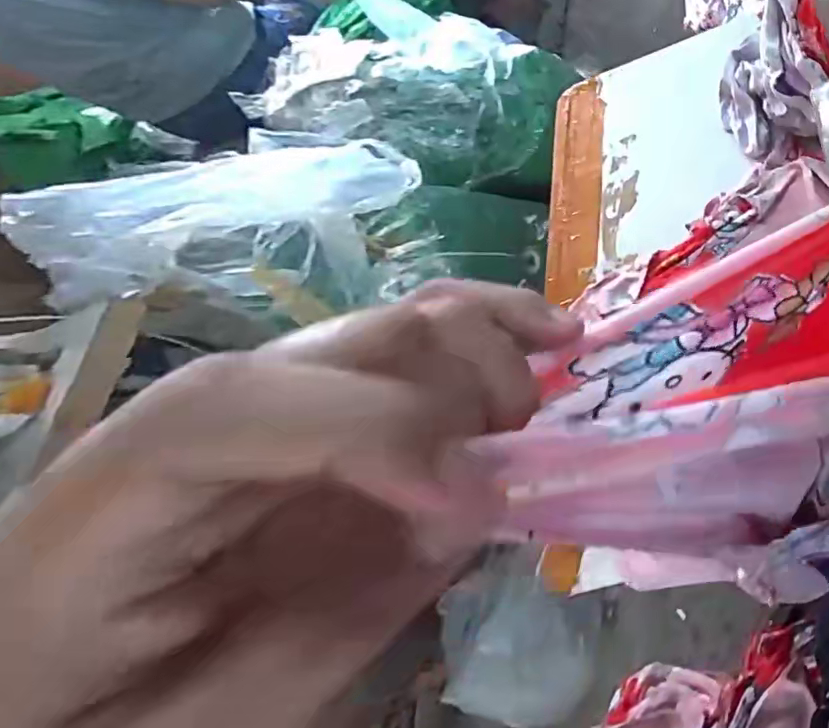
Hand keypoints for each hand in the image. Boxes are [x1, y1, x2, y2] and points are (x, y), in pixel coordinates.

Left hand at [0, 280, 581, 727]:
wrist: (99, 678)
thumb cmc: (128, 709)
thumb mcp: (207, 715)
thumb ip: (333, 624)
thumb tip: (482, 500)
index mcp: (118, 495)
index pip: (240, 409)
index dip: (377, 432)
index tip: (465, 500)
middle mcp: (214, 407)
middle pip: (361, 340)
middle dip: (467, 391)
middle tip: (507, 462)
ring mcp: (293, 383)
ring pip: (419, 315)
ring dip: (503, 353)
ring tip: (528, 416)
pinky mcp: (355, 385)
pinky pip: (441, 324)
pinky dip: (508, 324)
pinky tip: (556, 336)